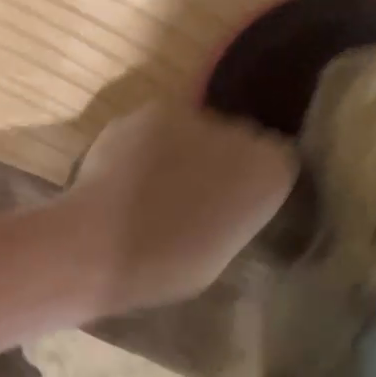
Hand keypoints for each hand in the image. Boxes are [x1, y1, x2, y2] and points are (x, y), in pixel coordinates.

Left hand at [66, 103, 296, 312]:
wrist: (102, 244)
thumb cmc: (167, 265)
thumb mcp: (223, 247)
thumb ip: (231, 211)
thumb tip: (215, 200)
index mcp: (273, 172)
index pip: (271, 160)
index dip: (242, 179)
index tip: (223, 199)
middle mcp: (243, 132)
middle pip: (234, 135)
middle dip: (213, 156)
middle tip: (182, 188)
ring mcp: (192, 116)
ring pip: (191, 124)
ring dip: (175, 145)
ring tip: (146, 181)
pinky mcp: (146, 111)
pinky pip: (149, 125)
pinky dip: (138, 143)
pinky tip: (121, 171)